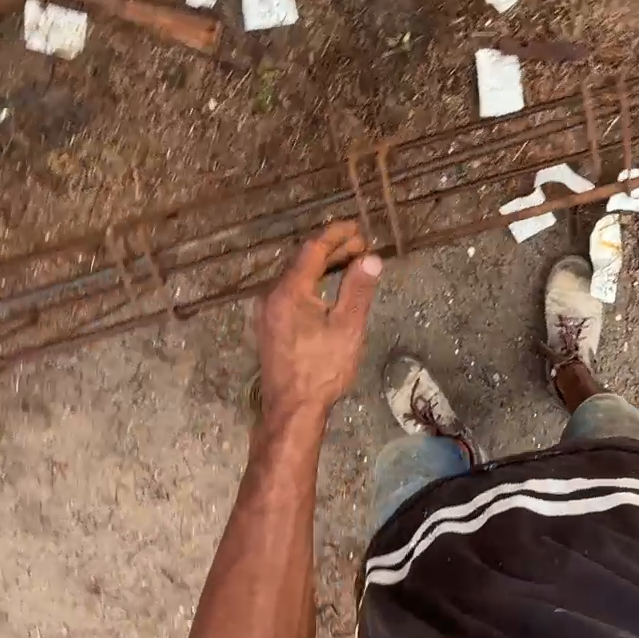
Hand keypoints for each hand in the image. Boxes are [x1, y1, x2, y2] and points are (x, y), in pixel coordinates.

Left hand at [255, 222, 382, 426]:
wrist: (292, 408)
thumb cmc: (322, 369)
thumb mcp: (347, 327)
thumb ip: (358, 289)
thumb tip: (371, 259)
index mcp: (289, 291)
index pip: (313, 249)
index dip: (337, 235)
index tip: (358, 229)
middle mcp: (272, 295)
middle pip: (302, 260)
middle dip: (332, 249)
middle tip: (361, 246)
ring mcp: (267, 311)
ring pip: (295, 276)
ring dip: (322, 266)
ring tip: (349, 263)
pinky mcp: (269, 326)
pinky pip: (291, 292)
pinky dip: (312, 283)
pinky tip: (327, 290)